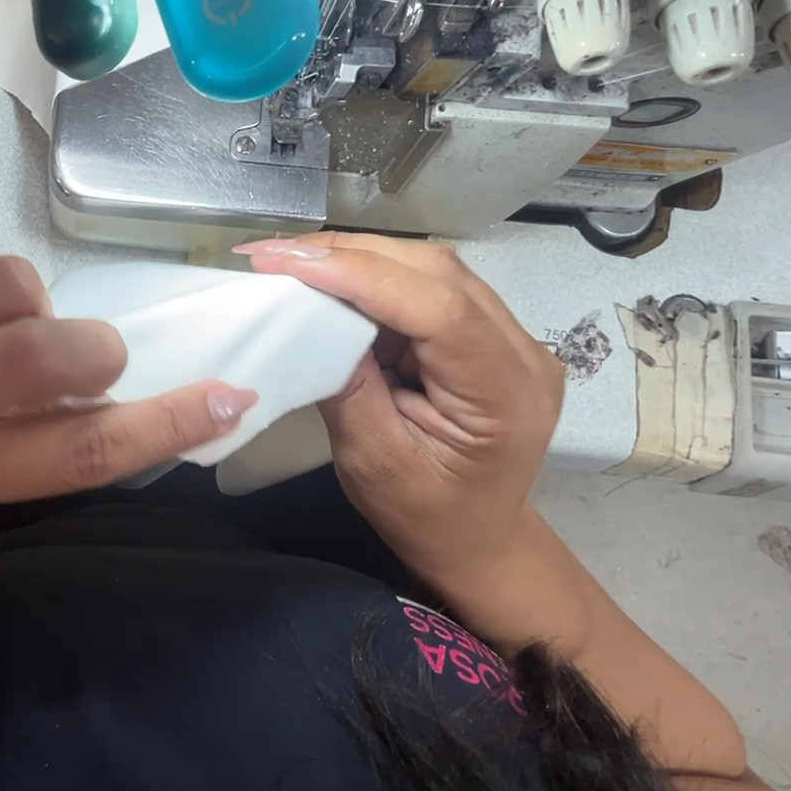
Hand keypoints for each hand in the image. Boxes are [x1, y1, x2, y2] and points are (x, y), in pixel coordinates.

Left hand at [0, 250, 257, 525]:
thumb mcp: (5, 479)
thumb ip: (80, 440)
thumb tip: (202, 397)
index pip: (77, 449)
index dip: (163, 423)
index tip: (228, 396)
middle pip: (42, 355)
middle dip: (94, 352)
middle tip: (84, 364)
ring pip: (13, 283)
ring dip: (40, 308)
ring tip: (16, 334)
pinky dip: (2, 287)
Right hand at [235, 234, 563, 582]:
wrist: (473, 535)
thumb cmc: (424, 514)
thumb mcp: (374, 461)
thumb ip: (347, 388)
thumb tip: (308, 320)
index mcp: (507, 394)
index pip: (438, 309)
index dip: (361, 275)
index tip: (285, 263)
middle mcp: (521, 350)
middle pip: (435, 273)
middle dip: (348, 254)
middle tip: (270, 256)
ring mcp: (506, 335)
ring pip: (427, 269)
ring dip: (353, 258)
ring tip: (286, 261)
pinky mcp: (478, 331)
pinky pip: (420, 285)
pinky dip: (365, 276)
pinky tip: (322, 277)